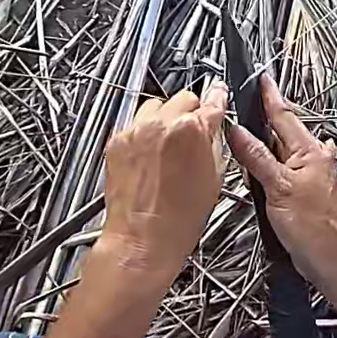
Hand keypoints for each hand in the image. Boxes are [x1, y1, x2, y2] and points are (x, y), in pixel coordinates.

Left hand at [94, 84, 228, 295]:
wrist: (142, 240)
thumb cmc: (178, 219)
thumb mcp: (215, 176)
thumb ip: (215, 140)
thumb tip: (214, 124)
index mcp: (191, 129)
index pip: (212, 101)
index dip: (218, 100)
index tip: (218, 97)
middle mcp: (160, 124)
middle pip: (183, 98)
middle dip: (191, 112)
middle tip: (194, 135)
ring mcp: (136, 131)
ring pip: (156, 106)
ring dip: (166, 118)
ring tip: (170, 145)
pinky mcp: (118, 141)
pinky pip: (136, 123)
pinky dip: (145, 132)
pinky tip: (153, 155)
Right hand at [225, 76, 336, 287]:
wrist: (330, 259)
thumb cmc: (312, 228)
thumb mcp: (277, 187)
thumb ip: (256, 157)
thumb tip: (237, 131)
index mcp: (310, 151)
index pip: (284, 114)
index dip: (270, 95)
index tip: (262, 78)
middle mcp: (314, 157)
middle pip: (281, 130)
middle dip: (261, 123)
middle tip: (241, 115)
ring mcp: (310, 172)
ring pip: (281, 150)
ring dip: (264, 148)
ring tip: (246, 151)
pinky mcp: (304, 188)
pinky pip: (282, 167)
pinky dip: (268, 166)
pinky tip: (258, 176)